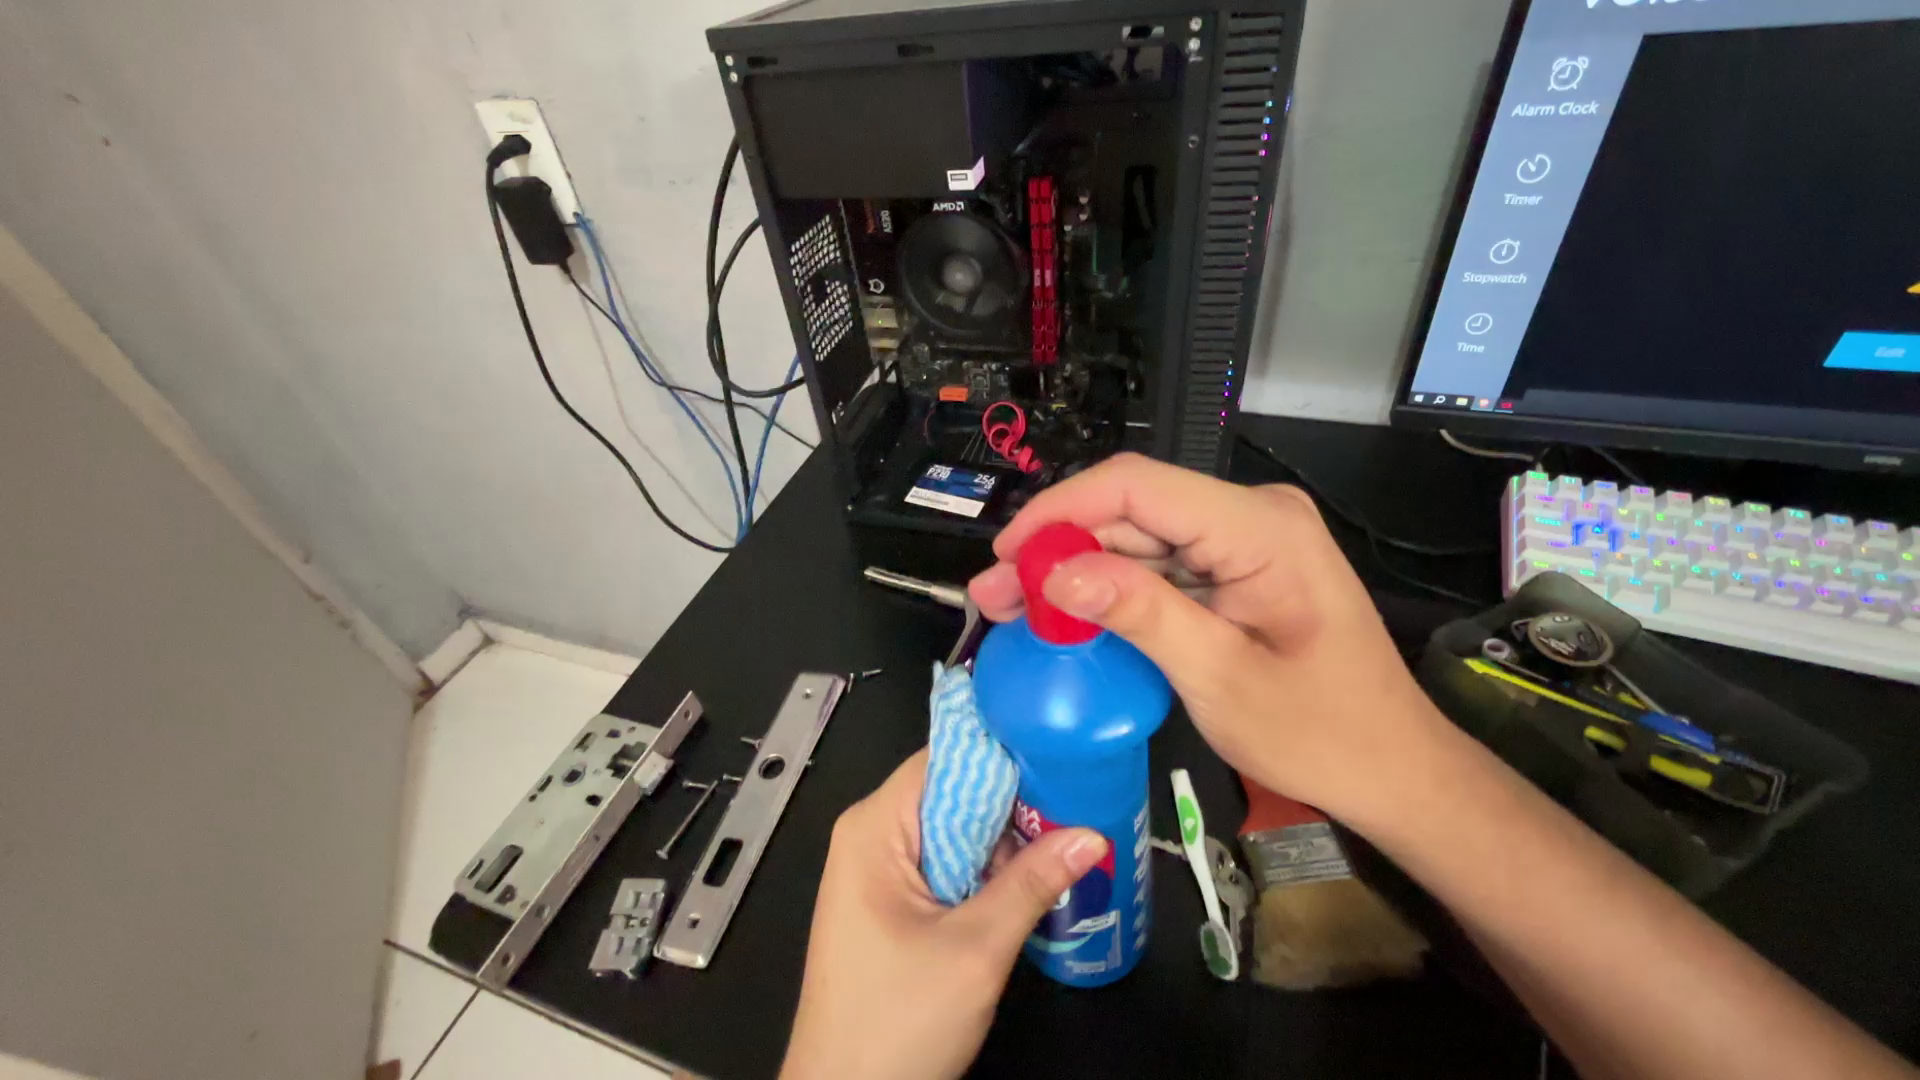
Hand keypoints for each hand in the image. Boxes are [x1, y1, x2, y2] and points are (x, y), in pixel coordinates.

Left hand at [781, 750, 1108, 1079]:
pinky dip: (987, 869)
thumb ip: (1032, 884)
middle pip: (952, 793)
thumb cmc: (894, 1024)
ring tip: (1069, 836)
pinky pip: (948, 863)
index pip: (944, 759)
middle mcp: (873, 836)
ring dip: (1005, 840)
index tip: (1058, 751)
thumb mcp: (975, 950)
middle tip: (1077, 802)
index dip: (1000, 753)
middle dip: (1013, 801)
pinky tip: (1033, 877)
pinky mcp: (895, 901)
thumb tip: (1091, 836)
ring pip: (955, 830)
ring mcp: (881, 870)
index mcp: (875, 828)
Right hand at [968, 453, 1450, 822]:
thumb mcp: (1220, 676)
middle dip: (1057, 548)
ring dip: (1075, 570)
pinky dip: (1110, 590)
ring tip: (1010, 606)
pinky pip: (1160, 566)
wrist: (1393, 769)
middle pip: (1132, 510)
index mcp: (1259, 527)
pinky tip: (1063, 612)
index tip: (1006, 555)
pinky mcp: (1234, 569)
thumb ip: (1140, 614)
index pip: (1138, 487)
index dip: (1061, 511)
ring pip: (1138, 539)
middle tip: (993, 594)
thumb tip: (1055, 574)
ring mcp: (1243, 541)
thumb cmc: (1320, 732)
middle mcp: (1250, 516)